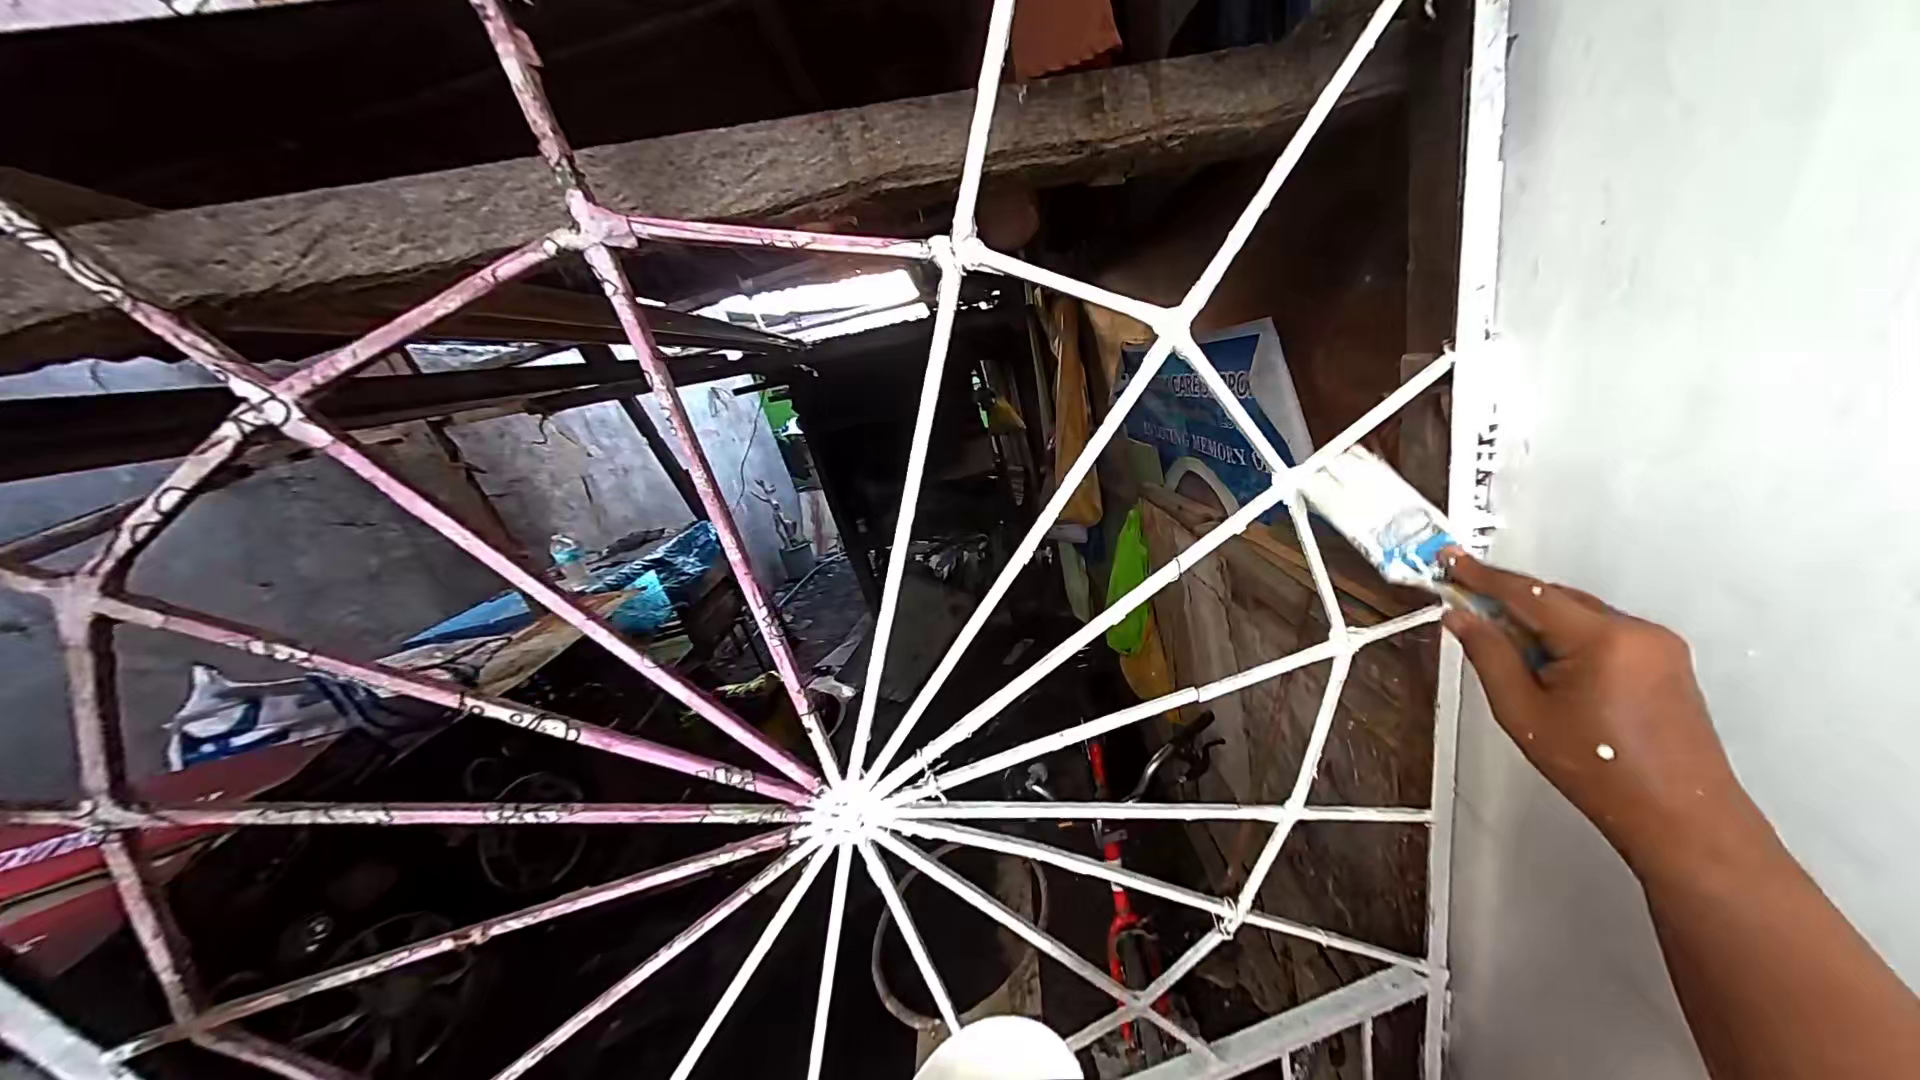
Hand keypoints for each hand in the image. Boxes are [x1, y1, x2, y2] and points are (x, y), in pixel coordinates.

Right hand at [1440, 550, 1765, 878]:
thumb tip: (1462, 617)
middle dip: (1506, 601)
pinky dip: (1562, 634)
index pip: (1527, 593)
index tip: (1451, 561)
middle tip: (1462, 606)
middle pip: (1554, 598)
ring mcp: (1658, 645)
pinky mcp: (1664, 660)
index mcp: (1603, 640)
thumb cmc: (1600, 769)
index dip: (1481, 575)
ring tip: (1501, 648)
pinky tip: (1540, 661)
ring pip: (1575, 613)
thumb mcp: (1521, 709)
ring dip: (1534, 621)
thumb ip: (1488, 653)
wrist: (1679, 815)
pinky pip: (1600, 630)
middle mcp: (1638, 632)